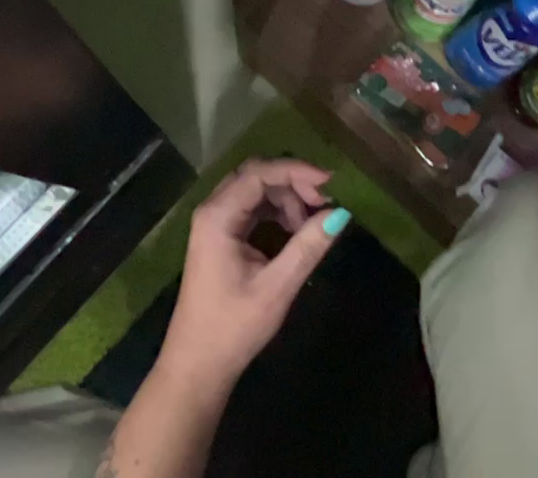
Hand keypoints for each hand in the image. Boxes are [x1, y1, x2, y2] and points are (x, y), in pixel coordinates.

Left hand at [157, 159, 347, 388]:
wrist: (196, 366)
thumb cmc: (233, 327)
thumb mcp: (277, 287)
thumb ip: (307, 247)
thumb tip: (341, 213)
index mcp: (218, 216)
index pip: (259, 173)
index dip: (296, 171)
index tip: (330, 183)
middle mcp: (212, 211)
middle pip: (256, 176)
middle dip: (293, 183)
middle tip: (325, 202)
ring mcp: (215, 224)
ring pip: (255, 192)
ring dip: (287, 199)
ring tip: (313, 223)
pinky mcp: (221, 237)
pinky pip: (252, 209)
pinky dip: (277, 213)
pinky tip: (297, 232)